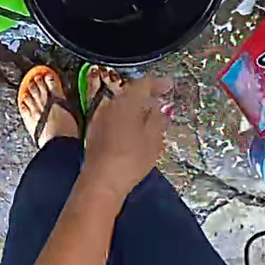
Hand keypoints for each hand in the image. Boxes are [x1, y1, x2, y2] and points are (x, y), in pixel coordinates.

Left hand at [78, 75, 174, 199]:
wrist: (101, 180)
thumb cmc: (132, 159)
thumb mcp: (153, 139)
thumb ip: (159, 119)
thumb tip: (161, 107)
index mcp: (126, 102)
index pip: (143, 84)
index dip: (158, 83)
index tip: (170, 86)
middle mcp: (110, 105)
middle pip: (130, 93)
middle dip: (147, 95)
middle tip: (162, 100)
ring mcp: (99, 117)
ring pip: (121, 105)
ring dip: (136, 107)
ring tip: (151, 116)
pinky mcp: (94, 131)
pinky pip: (114, 116)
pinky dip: (126, 117)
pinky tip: (134, 128)